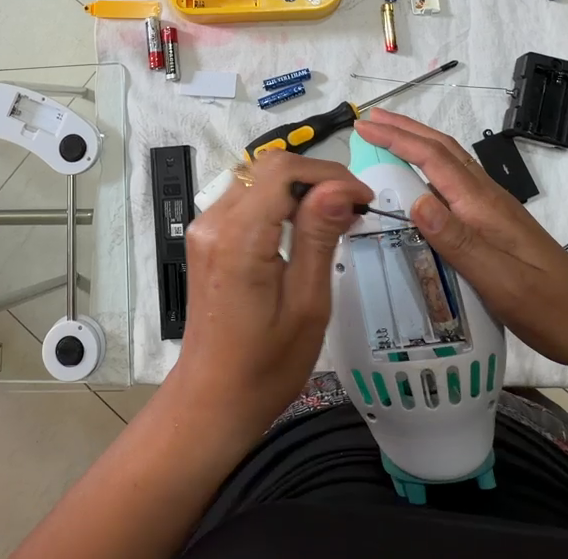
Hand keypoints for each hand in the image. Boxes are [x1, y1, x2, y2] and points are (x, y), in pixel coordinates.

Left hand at [169, 150, 370, 432]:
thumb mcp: (307, 304)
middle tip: (353, 209)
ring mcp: (205, 228)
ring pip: (256, 180)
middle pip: (267, 169)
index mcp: (238, 237)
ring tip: (336, 218)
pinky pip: (245, 200)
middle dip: (316, 178)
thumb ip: (319, 237)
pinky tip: (305, 228)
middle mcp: (213, 222)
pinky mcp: (207, 238)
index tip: (362, 199)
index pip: (282, 170)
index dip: (328, 174)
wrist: (213, 398)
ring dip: (298, 188)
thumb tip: (339, 187)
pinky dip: (279, 202)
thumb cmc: (266, 365)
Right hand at [353, 109, 567, 390]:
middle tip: (368, 120)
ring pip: (451, 163)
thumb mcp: (502, 282)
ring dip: (417, 144)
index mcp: (485, 207)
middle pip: (443, 151)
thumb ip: (459, 242)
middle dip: (404, 130)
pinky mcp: (497, 226)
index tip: (364, 127)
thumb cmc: (551, 310)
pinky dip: (430, 167)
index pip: (435, 160)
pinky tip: (421, 180)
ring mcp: (495, 211)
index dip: (397, 140)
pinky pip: (456, 182)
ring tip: (387, 137)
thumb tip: (416, 201)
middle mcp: (488, 200)